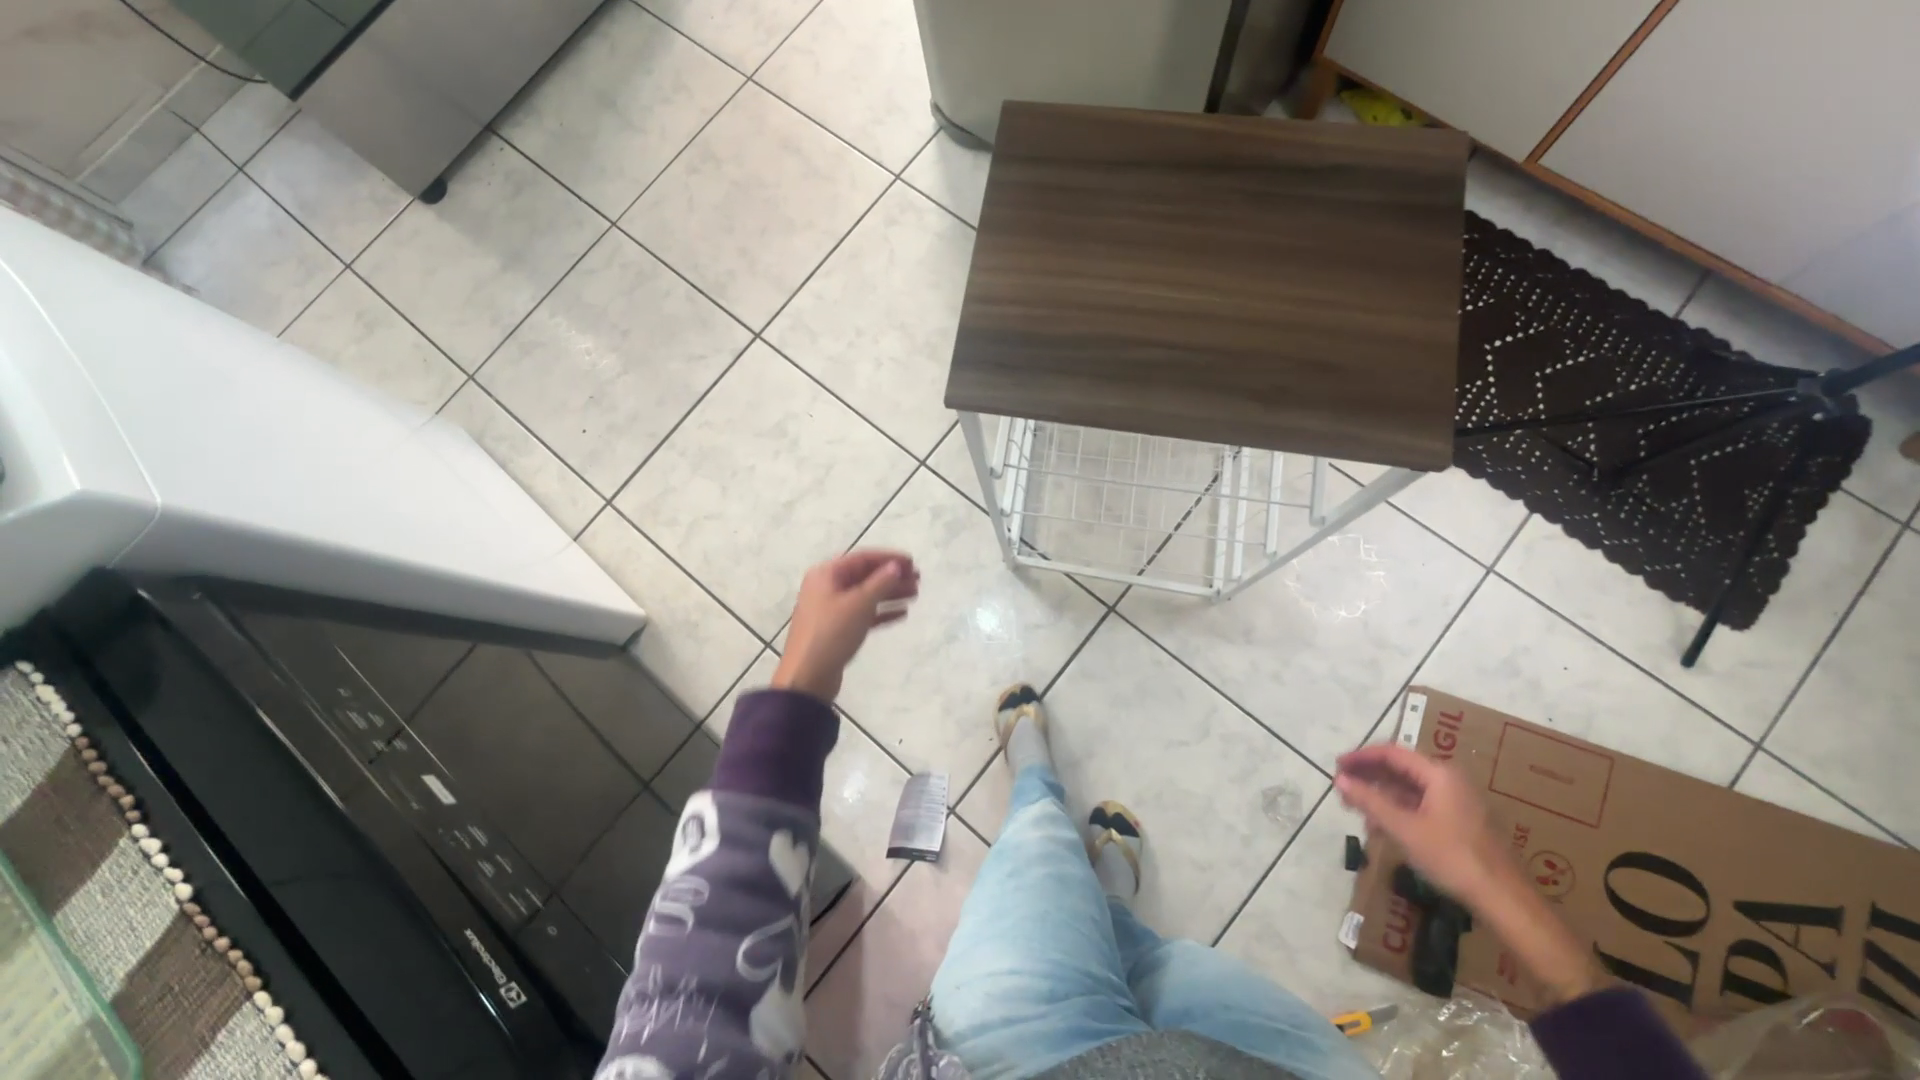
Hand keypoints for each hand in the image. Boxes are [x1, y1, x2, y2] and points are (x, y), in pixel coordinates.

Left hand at [772, 550, 918, 702]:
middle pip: (864, 576)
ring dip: (890, 594)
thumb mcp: (859, 604)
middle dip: (892, 577)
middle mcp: (826, 588)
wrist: (807, 676)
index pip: (862, 558)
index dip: (888, 558)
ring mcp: (830, 610)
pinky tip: (901, 614)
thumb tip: (896, 566)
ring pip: (865, 596)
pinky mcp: (836, 630)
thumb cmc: (832, 633)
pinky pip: (862, 614)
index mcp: (826, 574)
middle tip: (918, 580)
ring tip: (915, 595)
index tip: (913, 563)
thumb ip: (880, 582)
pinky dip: (880, 612)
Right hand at [1333, 743, 1512, 905]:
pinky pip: (1421, 803)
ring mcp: (1456, 800)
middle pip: (1401, 767)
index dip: (1361, 756)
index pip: (1392, 753)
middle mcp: (1449, 779)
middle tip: (1342, 788)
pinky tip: (1382, 824)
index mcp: (1439, 773)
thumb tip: (1339, 779)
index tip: (1336, 765)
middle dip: (1369, 776)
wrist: (1501, 897)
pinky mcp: (1459, 819)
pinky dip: (1398, 808)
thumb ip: (1369, 801)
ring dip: (1381, 794)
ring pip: (1410, 787)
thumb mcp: (1403, 828)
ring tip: (1356, 807)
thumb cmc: (1451, 857)